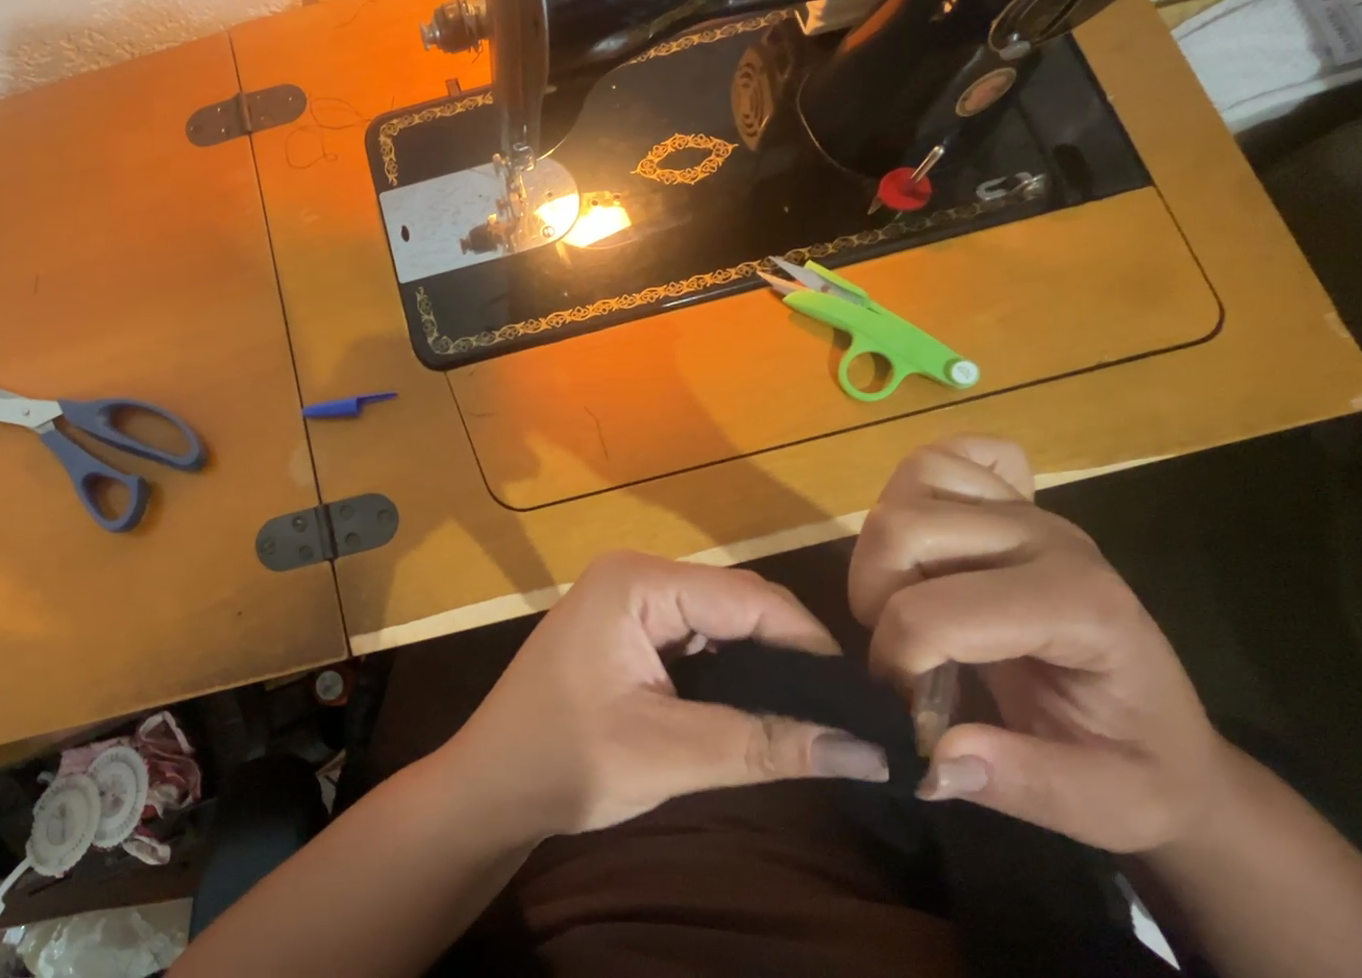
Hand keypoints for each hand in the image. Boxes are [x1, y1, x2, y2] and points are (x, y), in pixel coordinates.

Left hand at [440, 551, 892, 838]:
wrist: (490, 787)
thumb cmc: (564, 762)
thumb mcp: (671, 754)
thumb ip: (768, 745)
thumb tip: (871, 753)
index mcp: (636, 582)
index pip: (751, 599)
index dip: (811, 649)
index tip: (863, 706)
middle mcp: (634, 574)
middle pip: (738, 604)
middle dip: (791, 657)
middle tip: (847, 717)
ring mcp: (626, 600)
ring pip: (721, 622)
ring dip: (763, 665)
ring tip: (814, 717)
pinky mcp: (625, 629)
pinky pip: (696, 638)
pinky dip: (731, 670)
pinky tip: (759, 708)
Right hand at [850, 436, 1227, 852]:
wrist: (1165, 738)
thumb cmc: (1136, 772)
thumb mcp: (1102, 805)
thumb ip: (1022, 784)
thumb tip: (929, 760)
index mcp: (1079, 607)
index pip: (932, 612)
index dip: (897, 666)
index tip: (913, 711)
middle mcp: (1048, 539)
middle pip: (903, 528)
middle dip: (874, 599)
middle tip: (901, 654)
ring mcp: (1028, 512)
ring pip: (910, 485)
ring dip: (882, 553)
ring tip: (904, 602)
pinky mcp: (1009, 504)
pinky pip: (944, 458)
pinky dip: (919, 491)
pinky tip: (933, 547)